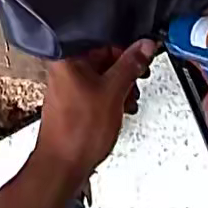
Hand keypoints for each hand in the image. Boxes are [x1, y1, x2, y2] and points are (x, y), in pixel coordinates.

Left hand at [31, 39, 155, 191]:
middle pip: (103, 57)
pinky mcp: (72, 103)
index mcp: (68, 58)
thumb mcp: (114, 90)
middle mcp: (64, 70)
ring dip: (120, 85)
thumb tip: (145, 46)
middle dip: (124, 70)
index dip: (125, 48)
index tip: (142, 56)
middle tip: (136, 80)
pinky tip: (120, 108)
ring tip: (128, 98)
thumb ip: (131, 64)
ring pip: (101, 75)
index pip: (102, 39)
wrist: (63, 167)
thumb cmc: (77, 132)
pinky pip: (96, 90)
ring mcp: (67, 87)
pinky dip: (111, 97)